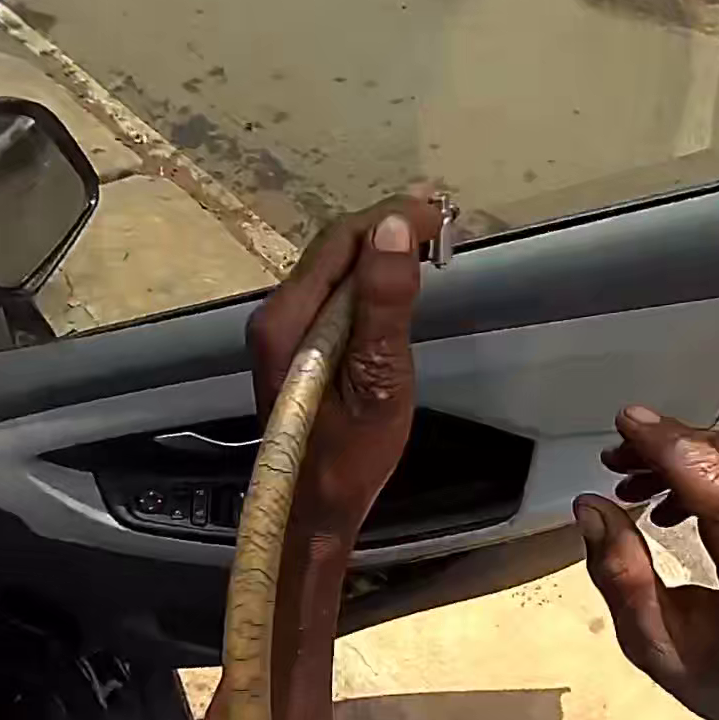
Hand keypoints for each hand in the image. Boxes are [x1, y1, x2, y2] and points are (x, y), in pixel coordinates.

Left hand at [246, 195, 443, 542]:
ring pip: (335, 269)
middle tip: (441, 219)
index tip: (440, 212)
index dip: (390, 218)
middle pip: (334, 249)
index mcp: (289, 318)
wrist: (316, 507)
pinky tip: (395, 276)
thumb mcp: (378, 380)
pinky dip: (369, 277)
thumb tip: (395, 227)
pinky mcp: (298, 347)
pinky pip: (335, 294)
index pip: (341, 241)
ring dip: (380, 249)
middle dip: (386, 226)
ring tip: (428, 237)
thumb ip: (383, 304)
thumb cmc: (351, 454)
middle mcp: (278, 314)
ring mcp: (285, 330)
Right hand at [572, 406, 718, 719]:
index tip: (628, 424)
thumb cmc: (718, 682)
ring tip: (634, 477)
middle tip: (617, 456)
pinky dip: (707, 469)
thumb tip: (590, 505)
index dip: (676, 451)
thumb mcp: (651, 644)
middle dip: (671, 446)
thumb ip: (619, 574)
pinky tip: (671, 496)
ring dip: (686, 455)